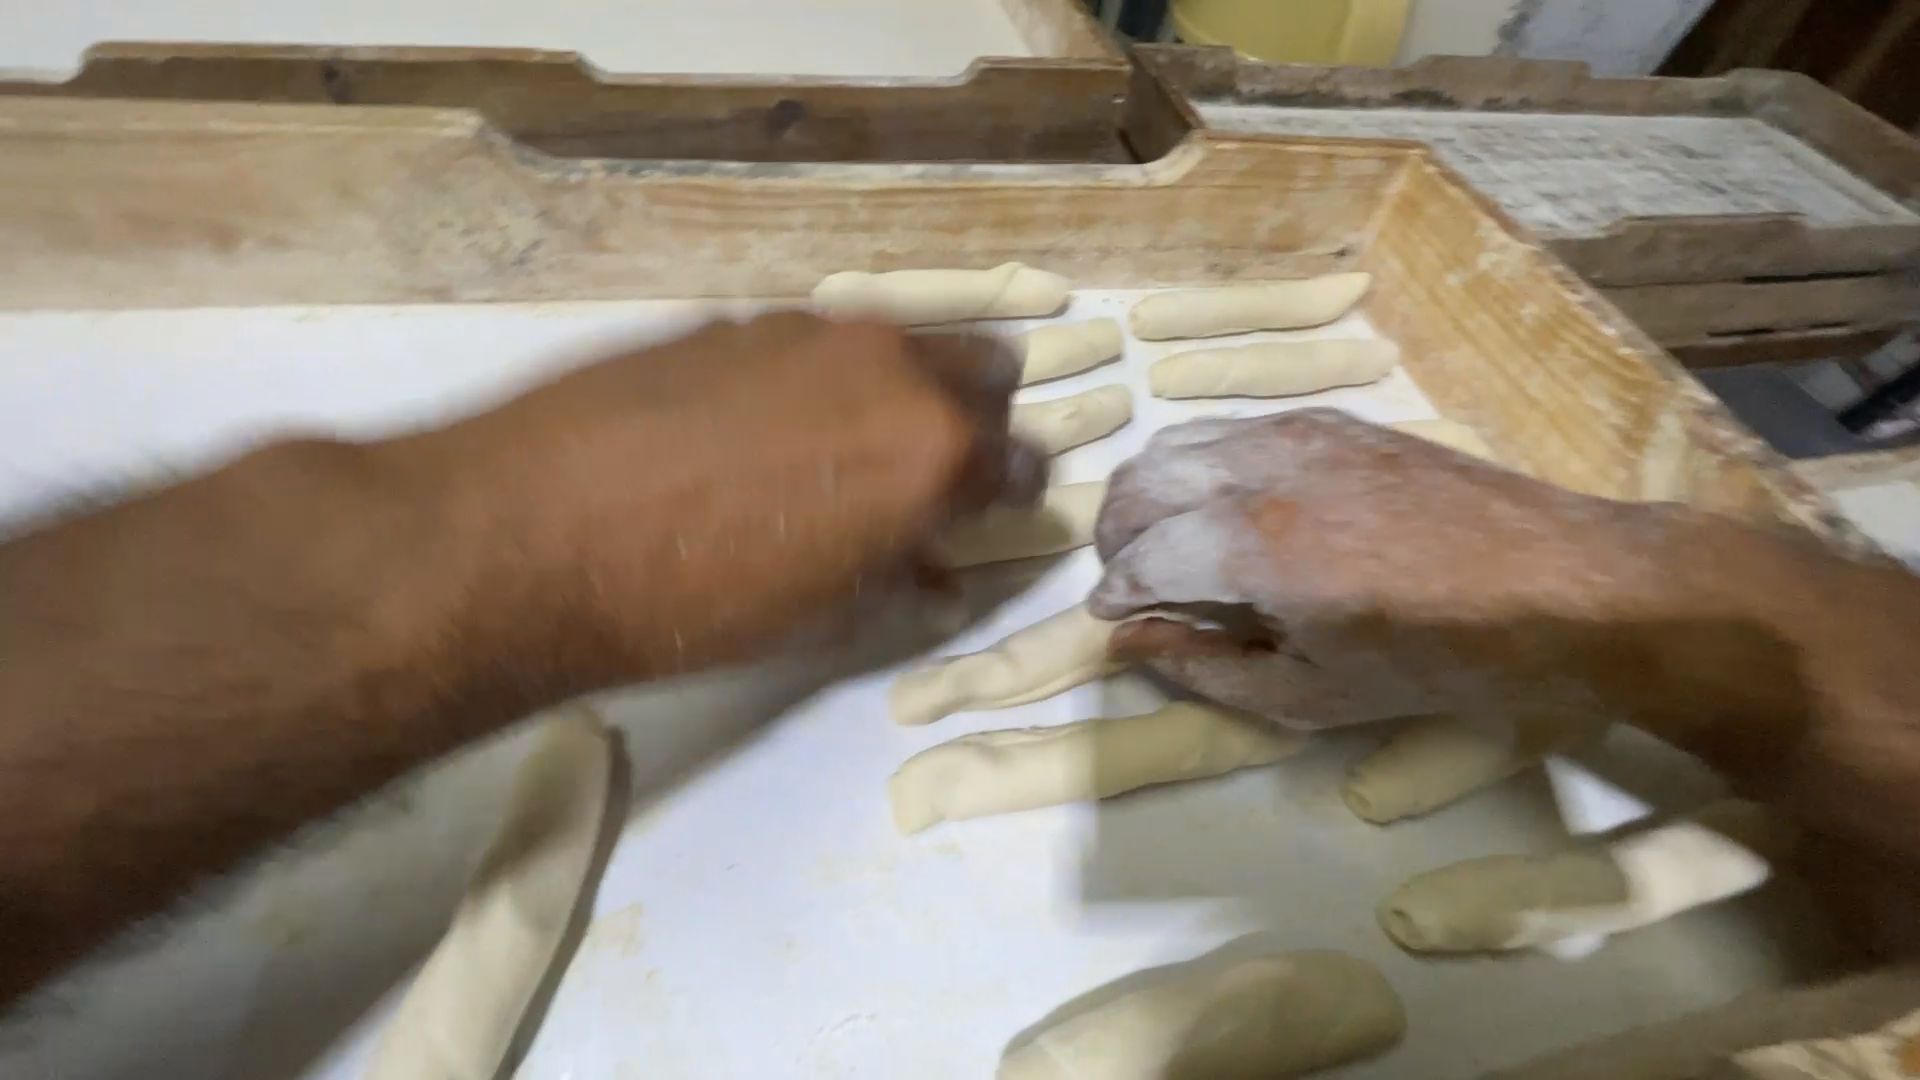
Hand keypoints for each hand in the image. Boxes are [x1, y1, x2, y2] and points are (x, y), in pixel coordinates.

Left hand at [417, 312, 1042, 683]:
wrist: (531, 533)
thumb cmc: (704, 601)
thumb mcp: (829, 618)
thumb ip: (904, 582)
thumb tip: (940, 577)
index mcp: (935, 451)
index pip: (1022, 461)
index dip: (1018, 491)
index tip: (999, 510)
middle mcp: (892, 370)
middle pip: (985, 370)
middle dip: (980, 419)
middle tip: (941, 467)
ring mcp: (815, 331)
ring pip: (904, 345)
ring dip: (907, 391)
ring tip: (857, 444)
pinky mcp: (743, 319)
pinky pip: (823, 343)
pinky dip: (831, 379)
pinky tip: (774, 423)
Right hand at [1087, 409, 1773, 739]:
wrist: (1564, 584)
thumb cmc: (1433, 659)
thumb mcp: (1307, 694)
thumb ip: (1200, 667)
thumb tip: (1125, 640)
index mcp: (1255, 549)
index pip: (1139, 558)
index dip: (1113, 592)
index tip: (1109, 615)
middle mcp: (1258, 473)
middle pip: (1136, 485)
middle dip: (1112, 536)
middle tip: (1126, 578)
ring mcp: (1290, 434)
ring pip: (1170, 445)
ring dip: (1143, 495)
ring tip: (1158, 538)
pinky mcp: (1322, 420)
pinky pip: (1220, 431)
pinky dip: (1191, 468)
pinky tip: (1214, 506)